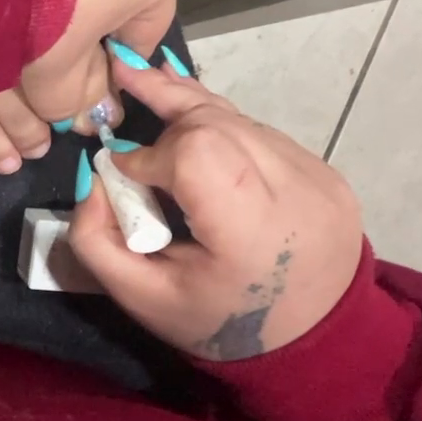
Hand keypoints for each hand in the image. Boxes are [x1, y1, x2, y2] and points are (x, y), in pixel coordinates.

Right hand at [68, 58, 363, 360]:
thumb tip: (95, 176)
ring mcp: (319, 178)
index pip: (197, 153)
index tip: (122, 173)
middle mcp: (296, 193)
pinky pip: (258, 133)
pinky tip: (188, 120)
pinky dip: (217, 126)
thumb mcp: (137, 296)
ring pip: (238, 119)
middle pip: (217, 122)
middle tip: (122, 76)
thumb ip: (95, 238)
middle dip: (164, 107)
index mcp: (251, 233)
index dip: (149, 153)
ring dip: (188, 110)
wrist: (314, 344)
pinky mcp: (326, 173)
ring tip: (146, 79)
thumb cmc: (215, 323)